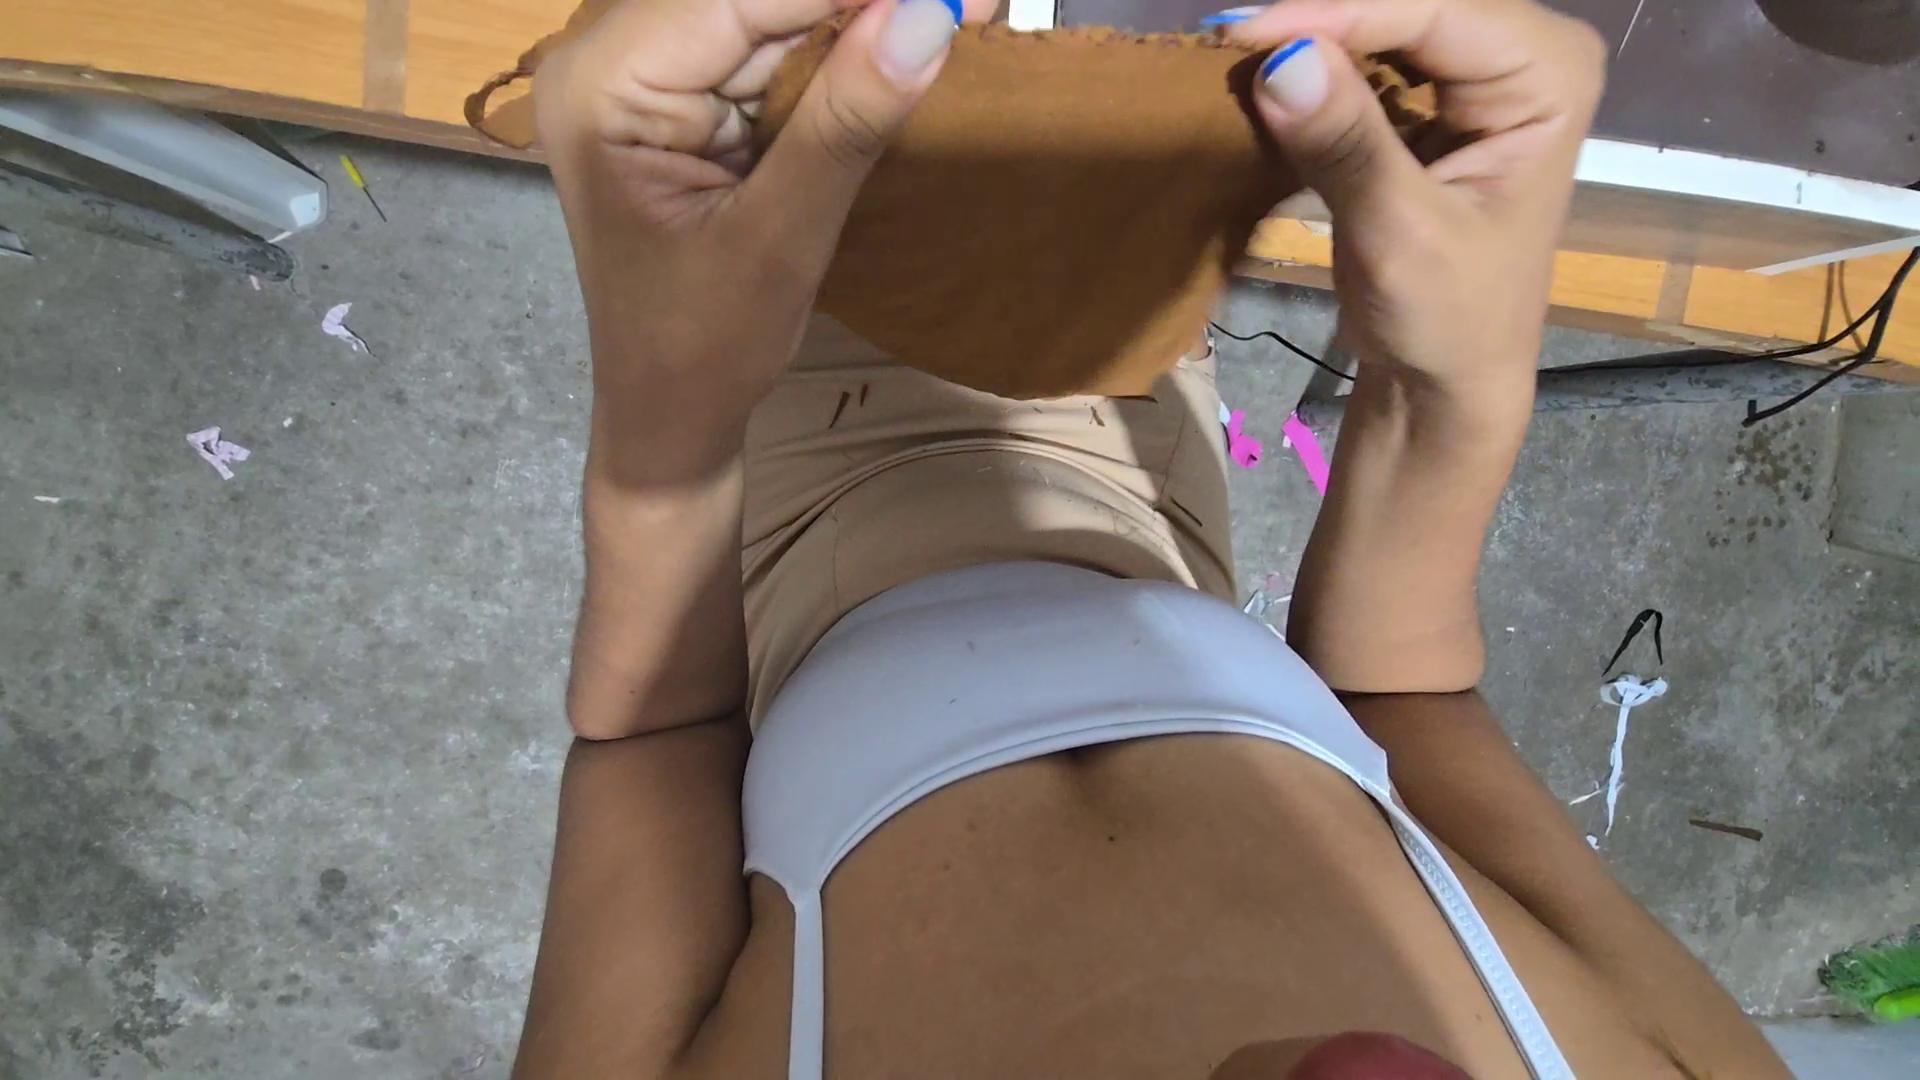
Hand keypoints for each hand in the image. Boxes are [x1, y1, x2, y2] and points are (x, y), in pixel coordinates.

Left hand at [533, 0, 965, 485]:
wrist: (671, 415)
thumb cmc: (710, 348)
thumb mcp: (782, 239)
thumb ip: (845, 124)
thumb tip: (928, 17)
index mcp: (609, 85)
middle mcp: (613, 63)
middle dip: (858, 4)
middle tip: (966, 4)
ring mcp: (645, 88)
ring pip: (763, 24)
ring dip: (854, 26)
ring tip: (943, 22)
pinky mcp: (680, 118)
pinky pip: (763, 67)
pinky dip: (831, 66)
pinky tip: (889, 56)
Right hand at [1226, 0, 1604, 408]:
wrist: (1442, 376)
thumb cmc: (1443, 316)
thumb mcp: (1397, 233)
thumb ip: (1346, 145)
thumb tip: (1280, 62)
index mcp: (1542, 76)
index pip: (1434, 11)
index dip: (1336, 16)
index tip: (1243, 34)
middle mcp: (1511, 63)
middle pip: (1406, 14)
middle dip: (1319, 28)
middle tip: (1231, 43)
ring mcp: (1464, 92)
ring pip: (1377, 44)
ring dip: (1308, 56)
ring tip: (1238, 65)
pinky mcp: (1420, 125)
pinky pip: (1359, 87)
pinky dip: (1310, 94)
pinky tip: (1265, 98)